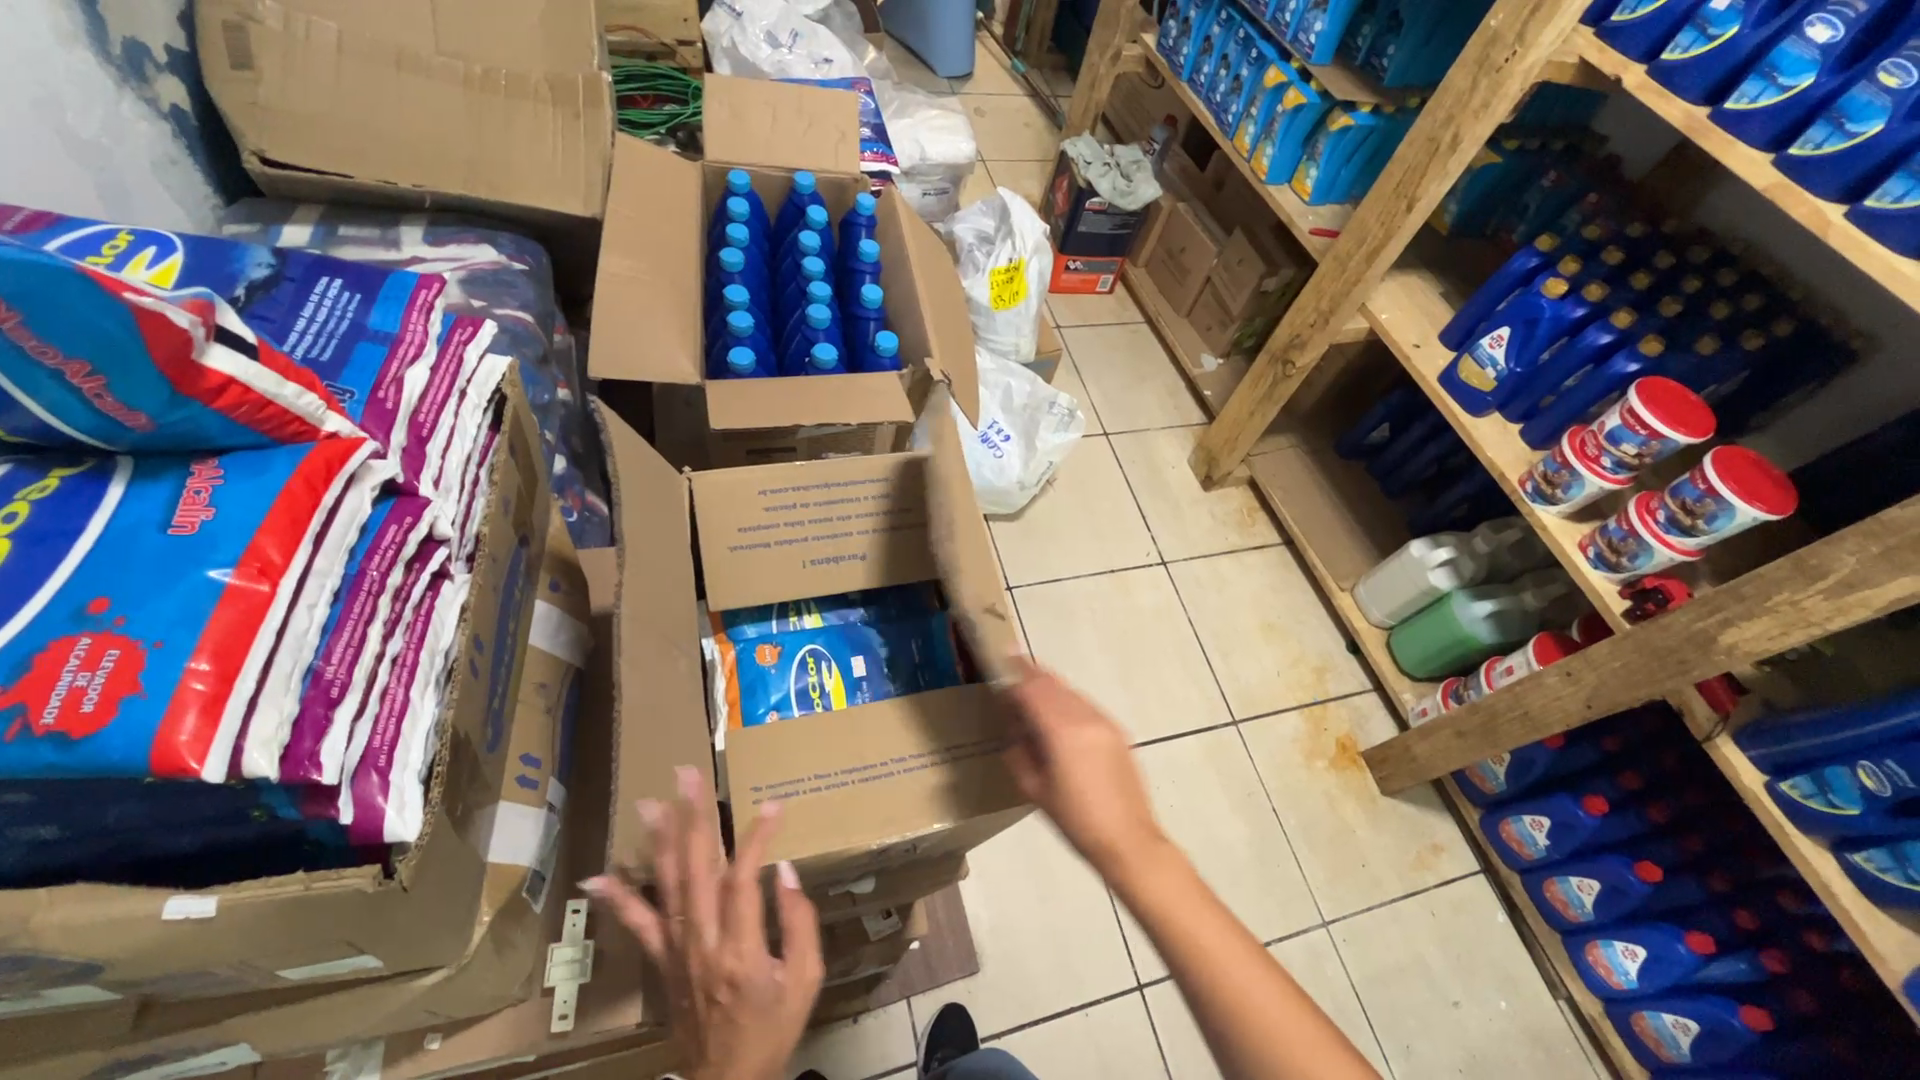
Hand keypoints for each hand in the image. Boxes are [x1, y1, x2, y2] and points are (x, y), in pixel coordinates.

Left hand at [585, 767, 822, 1079]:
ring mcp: (675, 951)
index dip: (756, 838)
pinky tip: (597, 874)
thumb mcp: (806, 981)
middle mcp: (701, 943)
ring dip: (658, 840)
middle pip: (695, 869)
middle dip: (692, 818)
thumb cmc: (772, 1028)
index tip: (773, 806)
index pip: (743, 879)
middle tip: (688, 775)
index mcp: (741, 949)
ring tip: (651, 801)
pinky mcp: (661, 962)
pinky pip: (638, 925)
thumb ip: (799, 924)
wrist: (726, 1079)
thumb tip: (786, 872)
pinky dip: (617, 898)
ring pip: (665, 885)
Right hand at [998, 658, 1167, 880]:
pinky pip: (1085, 705)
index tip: (996, 670)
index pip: (1032, 688)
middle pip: (1052, 682)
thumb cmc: (1075, 820)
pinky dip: (1066, 701)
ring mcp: (1105, 722)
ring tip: (1031, 695)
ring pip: (1070, 691)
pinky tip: (1057, 717)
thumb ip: (1019, 752)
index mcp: (1062, 731)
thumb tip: (1015, 730)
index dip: (1012, 677)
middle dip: (1029, 675)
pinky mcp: (1117, 731)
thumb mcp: (1034, 789)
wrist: (1128, 841)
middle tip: (1009, 673)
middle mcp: (1085, 717)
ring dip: (1048, 687)